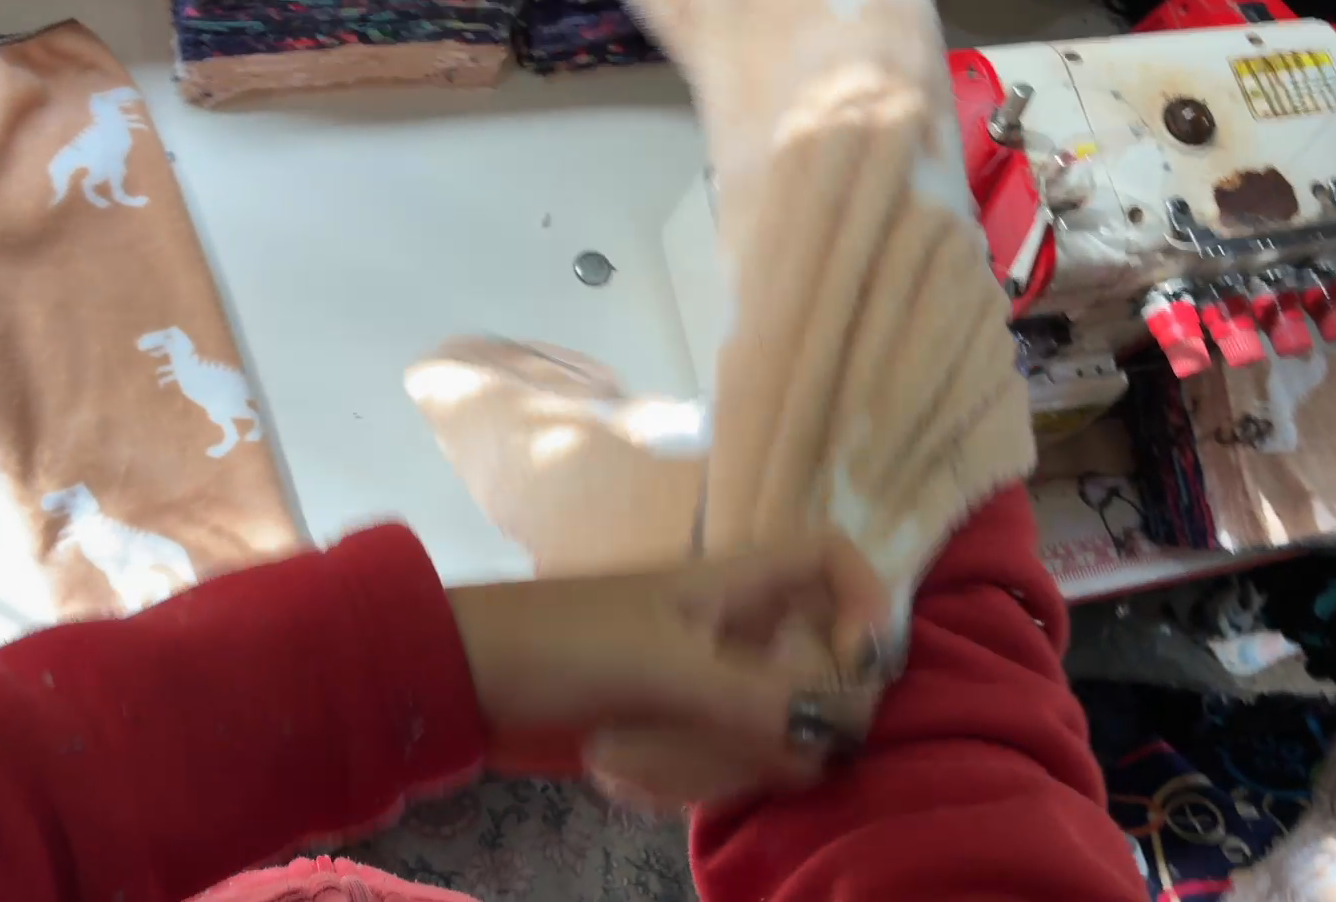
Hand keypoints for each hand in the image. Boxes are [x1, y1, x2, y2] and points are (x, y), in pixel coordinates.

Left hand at [446, 534, 889, 801]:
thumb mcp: (659, 664)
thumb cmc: (562, 642)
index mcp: (730, 585)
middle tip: (716, 742)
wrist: (472, 672)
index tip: (855, 667)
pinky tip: (616, 770)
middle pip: (814, 671)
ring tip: (631, 755)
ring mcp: (703, 678)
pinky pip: (719, 761)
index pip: (826, 557)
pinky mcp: (675, 722)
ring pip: (768, 731)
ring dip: (710, 762)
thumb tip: (841, 733)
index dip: (863, 598)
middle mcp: (730, 627)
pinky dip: (678, 778)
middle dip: (775, 725)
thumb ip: (754, 696)